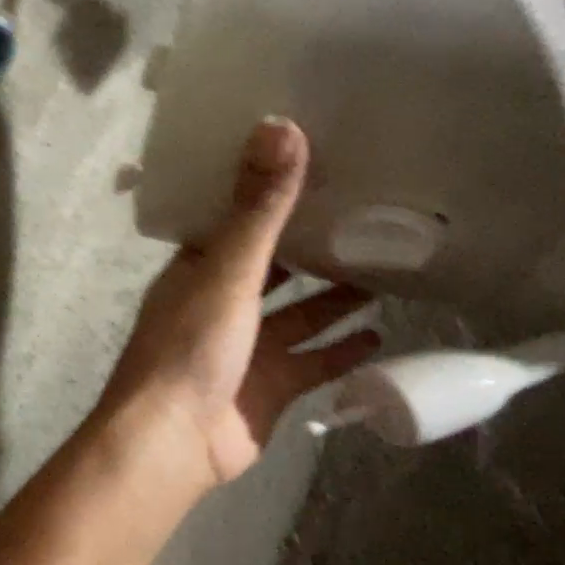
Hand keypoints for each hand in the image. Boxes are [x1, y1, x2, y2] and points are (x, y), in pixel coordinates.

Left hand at [102, 117, 379, 485]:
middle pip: (271, 269)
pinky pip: (314, 362)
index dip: (268, 199)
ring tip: (391, 267)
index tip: (316, 169)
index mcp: (195, 273)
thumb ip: (258, 207)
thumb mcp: (227, 270)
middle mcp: (217, 306)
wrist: (173, 439)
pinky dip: (345, 349)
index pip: (234, 225)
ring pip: (298, 315)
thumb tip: (279, 125)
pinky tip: (385, 333)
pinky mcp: (270, 388)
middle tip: (371, 215)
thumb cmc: (190, 348)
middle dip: (311, 248)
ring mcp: (243, 350)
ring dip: (336, 297)